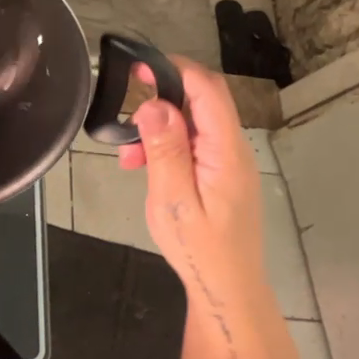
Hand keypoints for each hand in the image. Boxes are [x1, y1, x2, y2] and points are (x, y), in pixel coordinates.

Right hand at [119, 56, 263, 282]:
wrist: (227, 289)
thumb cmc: (200, 249)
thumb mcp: (173, 200)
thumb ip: (166, 150)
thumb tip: (155, 105)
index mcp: (226, 151)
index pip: (208, 90)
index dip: (174, 70)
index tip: (137, 68)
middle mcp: (234, 149)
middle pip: (202, 103)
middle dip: (161, 102)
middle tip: (125, 120)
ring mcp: (229, 162)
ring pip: (194, 124)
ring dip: (159, 129)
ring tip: (128, 157)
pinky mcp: (222, 175)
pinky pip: (194, 145)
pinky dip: (168, 147)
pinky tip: (144, 167)